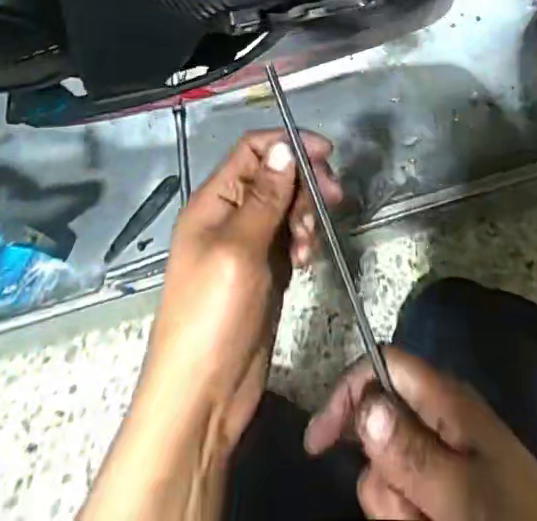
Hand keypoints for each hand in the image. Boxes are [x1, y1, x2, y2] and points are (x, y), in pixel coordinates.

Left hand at [81, 129, 342, 520]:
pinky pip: (289, 238)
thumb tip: (284, 148)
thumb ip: (264, 198)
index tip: (327, 154)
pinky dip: (302, 242)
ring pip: (286, 207)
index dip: (288, 144)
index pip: (252, 151)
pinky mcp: (265, 271)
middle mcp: (229, 215)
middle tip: (333, 201)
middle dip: (304, 183)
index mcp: (213, 200)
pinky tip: (305, 261)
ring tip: (306, 246)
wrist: (203, 392)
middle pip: (275, 176)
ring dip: (305, 216)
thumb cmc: (213, 315)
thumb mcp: (239, 249)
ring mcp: (248, 244)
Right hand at [304, 349, 536, 520]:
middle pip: (377, 423)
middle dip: (381, 472)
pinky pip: (408, 495)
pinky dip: (411, 516)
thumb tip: (363, 403)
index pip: (382, 363)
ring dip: (398, 504)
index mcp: (447, 402)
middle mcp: (441, 421)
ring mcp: (446, 459)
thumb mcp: (465, 498)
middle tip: (412, 508)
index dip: (348, 392)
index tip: (320, 444)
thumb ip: (411, 452)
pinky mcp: (450, 492)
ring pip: (388, 469)